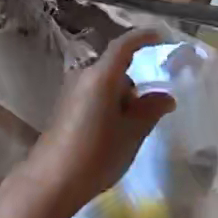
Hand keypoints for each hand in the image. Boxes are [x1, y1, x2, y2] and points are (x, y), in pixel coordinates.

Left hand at [19, 28, 177, 214]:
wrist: (51, 181)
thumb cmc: (97, 154)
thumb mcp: (132, 133)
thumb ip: (150, 110)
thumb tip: (166, 96)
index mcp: (101, 76)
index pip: (124, 46)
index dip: (142, 38)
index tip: (160, 36)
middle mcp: (84, 75)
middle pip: (115, 68)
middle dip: (134, 84)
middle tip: (149, 112)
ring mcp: (71, 90)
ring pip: (105, 84)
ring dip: (120, 98)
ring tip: (129, 130)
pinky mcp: (65, 106)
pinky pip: (93, 95)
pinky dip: (107, 105)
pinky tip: (111, 133)